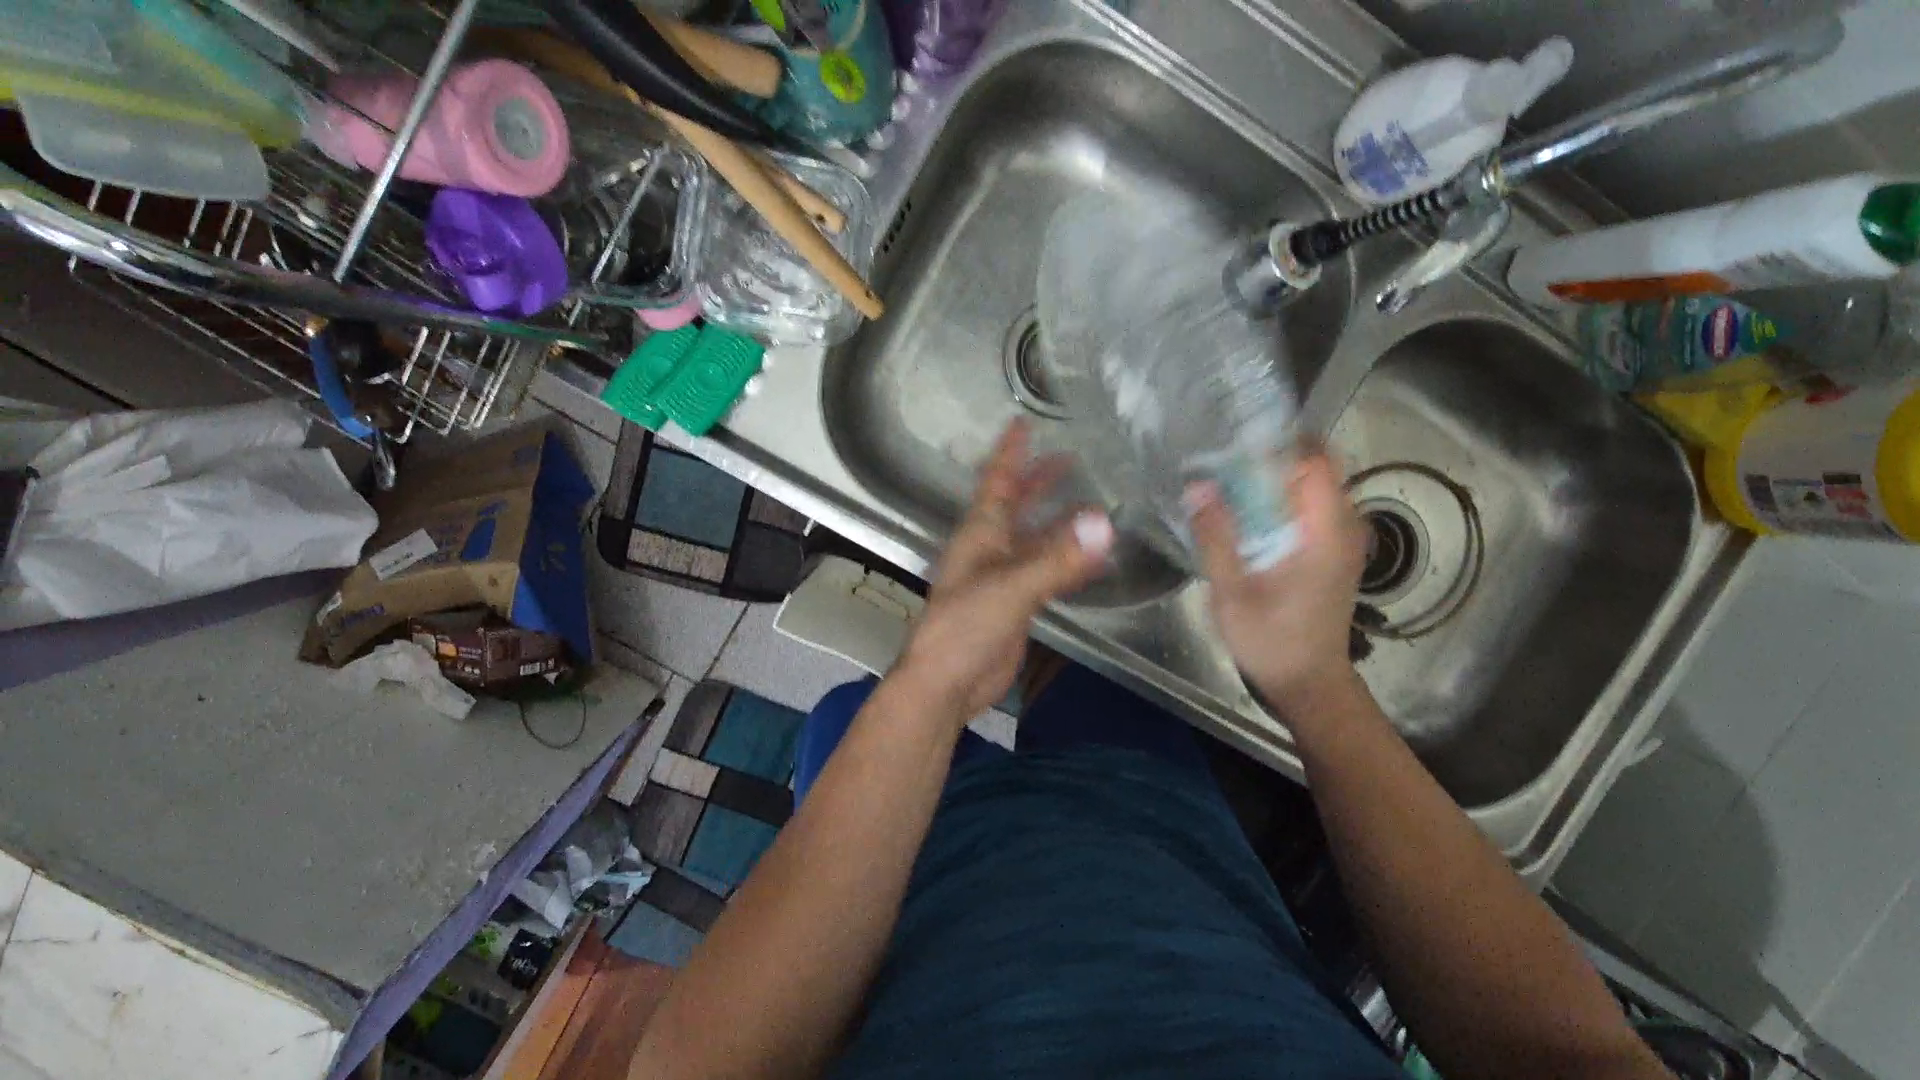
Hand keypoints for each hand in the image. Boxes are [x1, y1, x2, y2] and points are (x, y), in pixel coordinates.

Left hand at [893, 420, 1114, 722]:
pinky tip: (1095, 560)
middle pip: (1016, 506)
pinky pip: (1047, 572)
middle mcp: (990, 549)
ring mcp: (1002, 578)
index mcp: (980, 535)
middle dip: (1040, 481)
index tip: (1022, 422)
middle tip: (1071, 459)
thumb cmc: (964, 628)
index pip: (997, 483)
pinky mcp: (1016, 605)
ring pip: (1035, 539)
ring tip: (1094, 503)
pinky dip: (1070, 562)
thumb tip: (1105, 524)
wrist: (947, 683)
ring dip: (1060, 521)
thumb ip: (1057, 559)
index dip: (1009, 453)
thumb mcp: (1010, 588)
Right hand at [1187, 448, 1367, 721]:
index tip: (1237, 444)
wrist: (1309, 684)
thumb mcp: (1233, 592)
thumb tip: (1198, 486)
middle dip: (1272, 460)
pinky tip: (1250, 519)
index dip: (1279, 444)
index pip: (1316, 460)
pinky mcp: (1337, 553)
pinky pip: (1314, 510)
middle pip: (1317, 469)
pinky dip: (1284, 504)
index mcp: (1327, 532)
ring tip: (1231, 488)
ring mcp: (1346, 540)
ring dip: (1276, 482)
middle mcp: (1347, 527)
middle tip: (1225, 464)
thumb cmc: (1272, 641)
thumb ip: (1217, 537)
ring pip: (1314, 488)